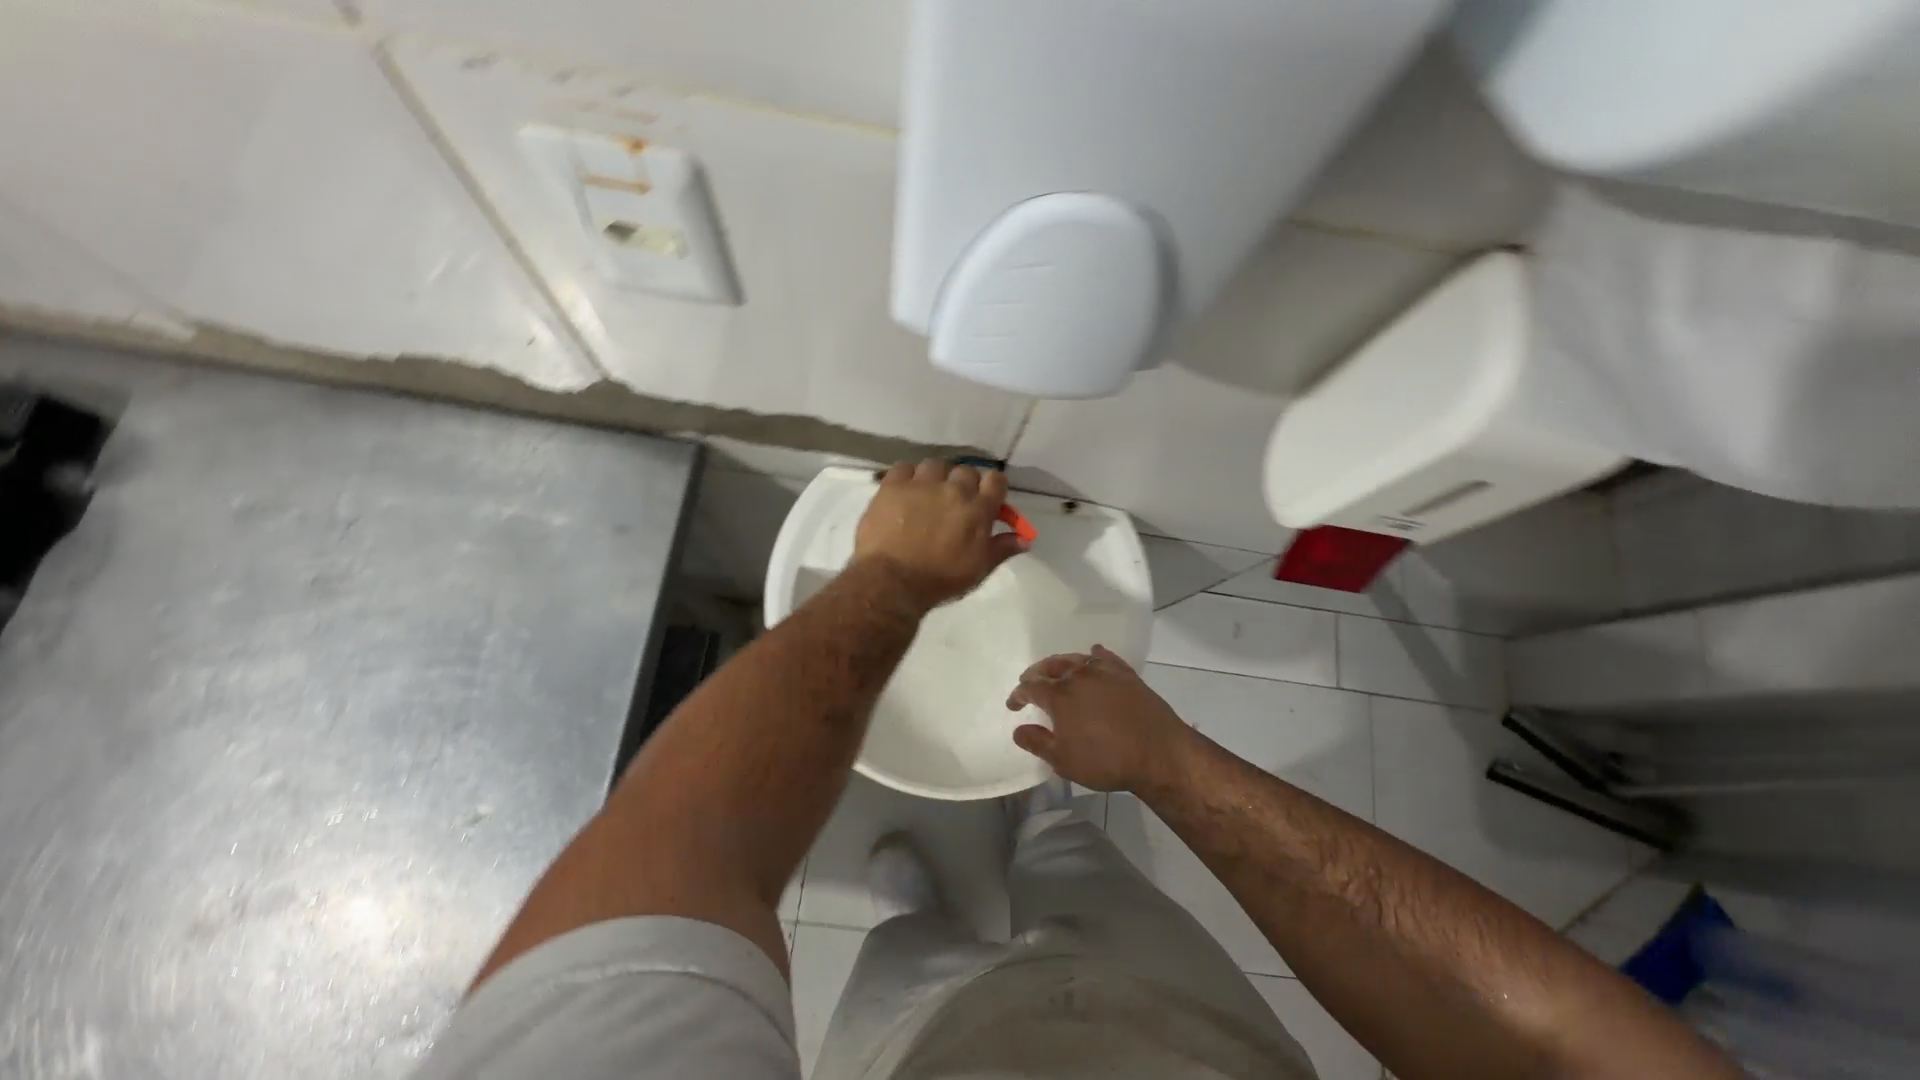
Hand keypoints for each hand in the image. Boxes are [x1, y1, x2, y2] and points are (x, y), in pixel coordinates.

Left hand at [853, 459, 1028, 609]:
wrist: (892, 582)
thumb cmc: (940, 580)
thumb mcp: (978, 569)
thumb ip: (1002, 549)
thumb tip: (1026, 539)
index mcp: (978, 509)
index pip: (996, 480)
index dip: (993, 487)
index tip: (986, 498)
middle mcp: (953, 489)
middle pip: (966, 471)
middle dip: (964, 484)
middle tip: (954, 503)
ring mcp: (921, 484)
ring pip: (935, 466)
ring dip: (936, 477)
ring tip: (928, 495)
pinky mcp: (893, 486)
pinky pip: (904, 468)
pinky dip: (907, 476)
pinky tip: (905, 492)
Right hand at [1005, 645, 1195, 793]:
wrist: (1158, 754)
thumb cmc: (1105, 761)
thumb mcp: (1063, 760)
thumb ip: (1037, 742)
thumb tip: (1019, 729)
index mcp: (1060, 695)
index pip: (1031, 688)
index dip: (1018, 695)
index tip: (1013, 704)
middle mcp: (1079, 676)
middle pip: (1051, 666)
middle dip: (1037, 673)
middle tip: (1030, 680)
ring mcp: (1106, 672)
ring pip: (1077, 658)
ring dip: (1061, 663)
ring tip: (1057, 669)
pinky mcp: (1128, 675)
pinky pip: (1106, 658)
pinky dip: (1095, 655)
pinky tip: (1094, 654)